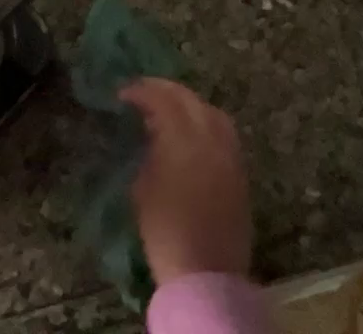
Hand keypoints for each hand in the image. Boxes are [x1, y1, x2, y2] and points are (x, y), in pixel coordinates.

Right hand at [119, 78, 252, 284]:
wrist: (205, 272)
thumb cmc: (164, 229)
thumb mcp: (142, 184)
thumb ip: (149, 149)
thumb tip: (150, 133)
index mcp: (183, 140)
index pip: (162, 99)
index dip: (140, 91)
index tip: (122, 94)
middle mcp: (211, 139)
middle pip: (190, 99)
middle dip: (164, 90)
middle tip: (143, 92)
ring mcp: (230, 155)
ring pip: (212, 112)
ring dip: (189, 104)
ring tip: (169, 109)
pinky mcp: (240, 172)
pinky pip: (224, 133)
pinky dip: (205, 122)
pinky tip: (190, 133)